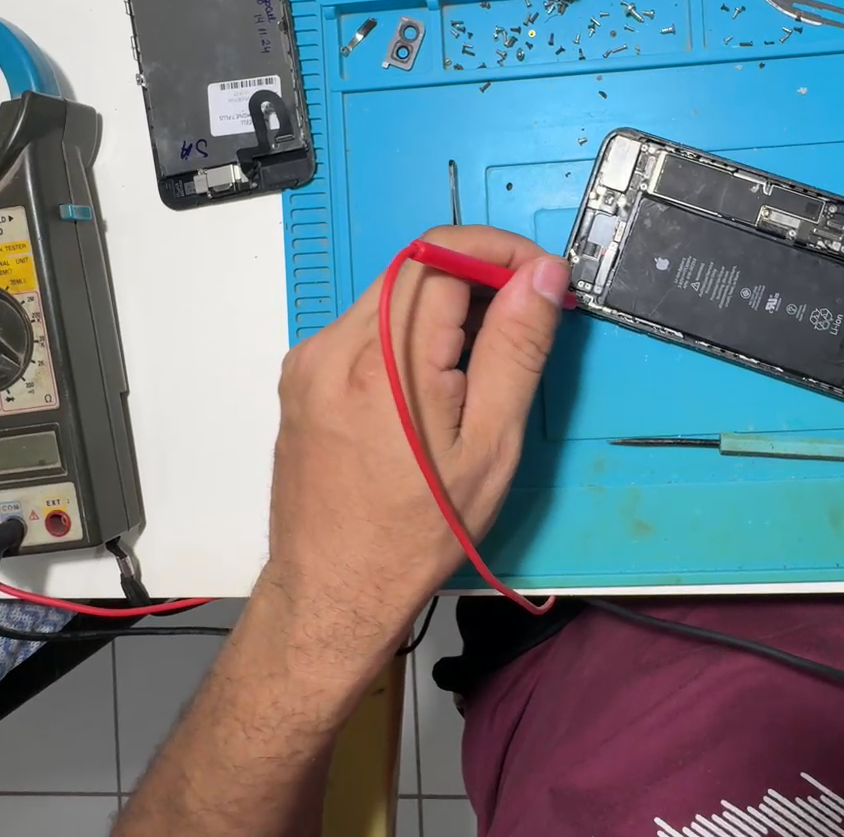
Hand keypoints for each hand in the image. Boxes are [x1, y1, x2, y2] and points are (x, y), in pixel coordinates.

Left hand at [263, 225, 569, 667]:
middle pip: (415, 266)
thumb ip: (517, 348)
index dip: (500, 252)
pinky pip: (365, 322)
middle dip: (478, 275)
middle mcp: (335, 345)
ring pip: (390, 291)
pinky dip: (409, 326)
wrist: (332, 591)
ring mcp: (310, 357)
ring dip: (445, 302)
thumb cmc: (422, 529)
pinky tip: (432, 375)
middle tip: (523, 317)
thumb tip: (542, 274)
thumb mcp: (490, 444)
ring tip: (481, 355)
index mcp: (385, 361)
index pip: (443, 255)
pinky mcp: (301, 373)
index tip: (541, 277)